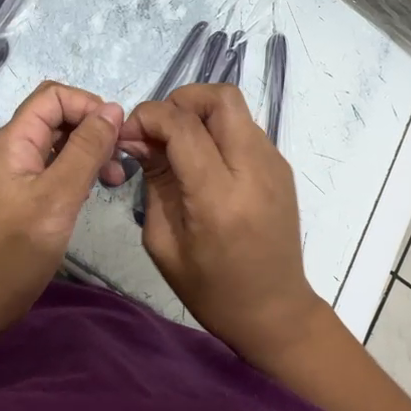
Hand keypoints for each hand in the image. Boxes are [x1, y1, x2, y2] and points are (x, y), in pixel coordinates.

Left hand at [0, 81, 123, 325]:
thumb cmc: (16, 248)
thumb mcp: (58, 196)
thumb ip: (86, 150)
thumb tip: (112, 109)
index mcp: (15, 139)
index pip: (54, 96)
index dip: (88, 105)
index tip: (118, 134)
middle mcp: (16, 147)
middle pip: (58, 115)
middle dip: (93, 127)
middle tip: (122, 157)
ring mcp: (20, 171)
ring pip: (61, 141)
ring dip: (91, 150)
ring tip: (115, 177)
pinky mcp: (27, 194)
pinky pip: (58, 166)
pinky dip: (81, 170)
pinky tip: (97, 189)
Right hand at [120, 83, 328, 360]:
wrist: (275, 313)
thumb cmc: (211, 289)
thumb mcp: (163, 242)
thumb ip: (153, 180)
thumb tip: (137, 137)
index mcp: (219, 198)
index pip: (183, 126)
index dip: (149, 116)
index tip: (129, 134)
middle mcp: (253, 171)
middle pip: (220, 97)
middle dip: (180, 101)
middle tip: (159, 129)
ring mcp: (273, 166)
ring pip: (234, 107)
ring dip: (199, 113)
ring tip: (178, 145)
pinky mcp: (281, 167)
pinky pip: (244, 127)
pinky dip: (217, 129)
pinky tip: (203, 160)